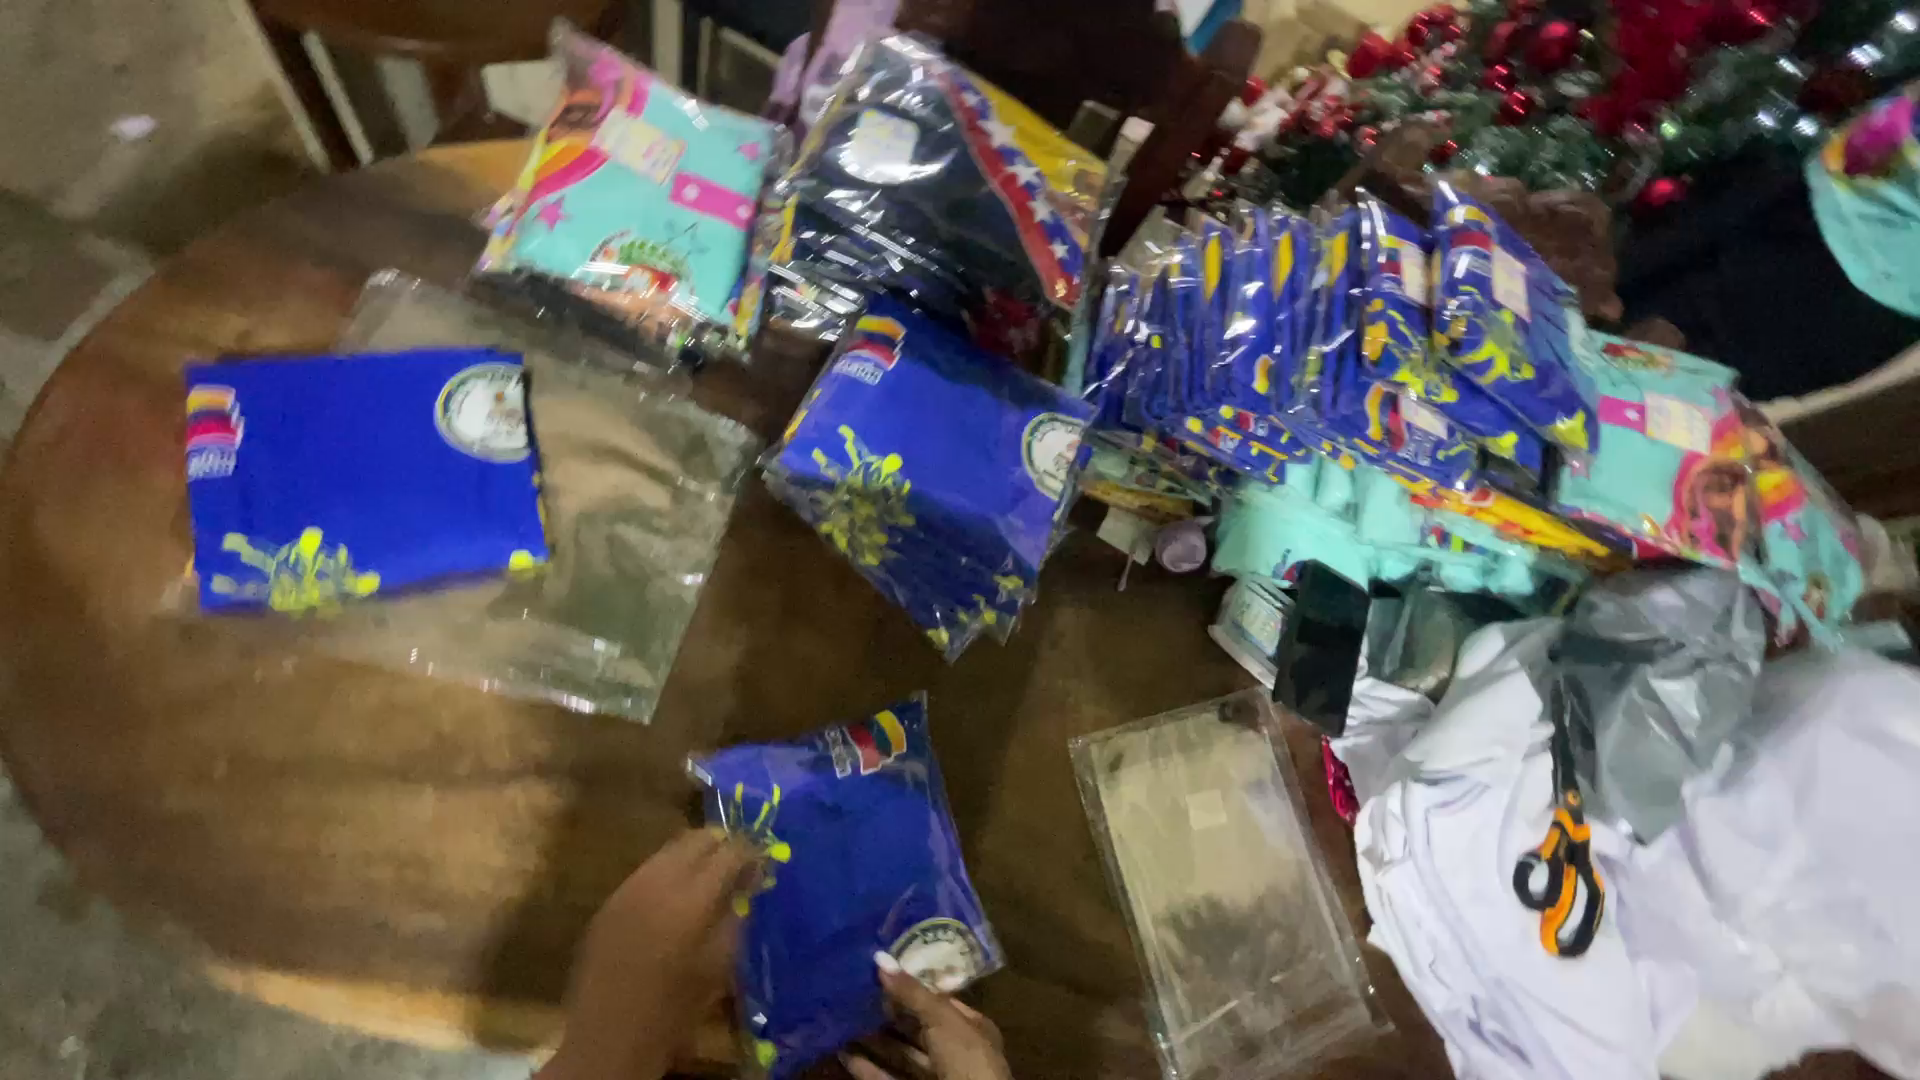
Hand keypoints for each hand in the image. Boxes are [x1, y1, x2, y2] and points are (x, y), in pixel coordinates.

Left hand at [539, 830, 757, 1079]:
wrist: (608, 1040)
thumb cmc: (675, 1008)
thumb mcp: (721, 963)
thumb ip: (736, 913)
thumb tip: (748, 881)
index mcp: (692, 898)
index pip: (731, 851)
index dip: (751, 852)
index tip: (761, 864)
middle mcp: (659, 881)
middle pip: (698, 838)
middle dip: (723, 845)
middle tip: (737, 865)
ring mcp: (629, 888)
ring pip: (670, 848)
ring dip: (694, 856)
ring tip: (707, 877)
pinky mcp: (610, 901)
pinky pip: (647, 870)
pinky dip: (668, 873)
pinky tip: (674, 897)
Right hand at [840, 953, 1013, 1079]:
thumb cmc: (965, 1059)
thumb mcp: (942, 1018)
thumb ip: (911, 992)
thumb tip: (880, 958)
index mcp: (971, 1028)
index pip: (938, 1000)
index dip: (912, 986)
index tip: (881, 972)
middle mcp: (953, 1052)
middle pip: (915, 1028)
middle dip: (887, 1013)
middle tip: (855, 994)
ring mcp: (933, 1077)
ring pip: (898, 1054)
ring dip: (872, 1041)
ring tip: (843, 1021)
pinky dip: (865, 1069)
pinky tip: (843, 1054)